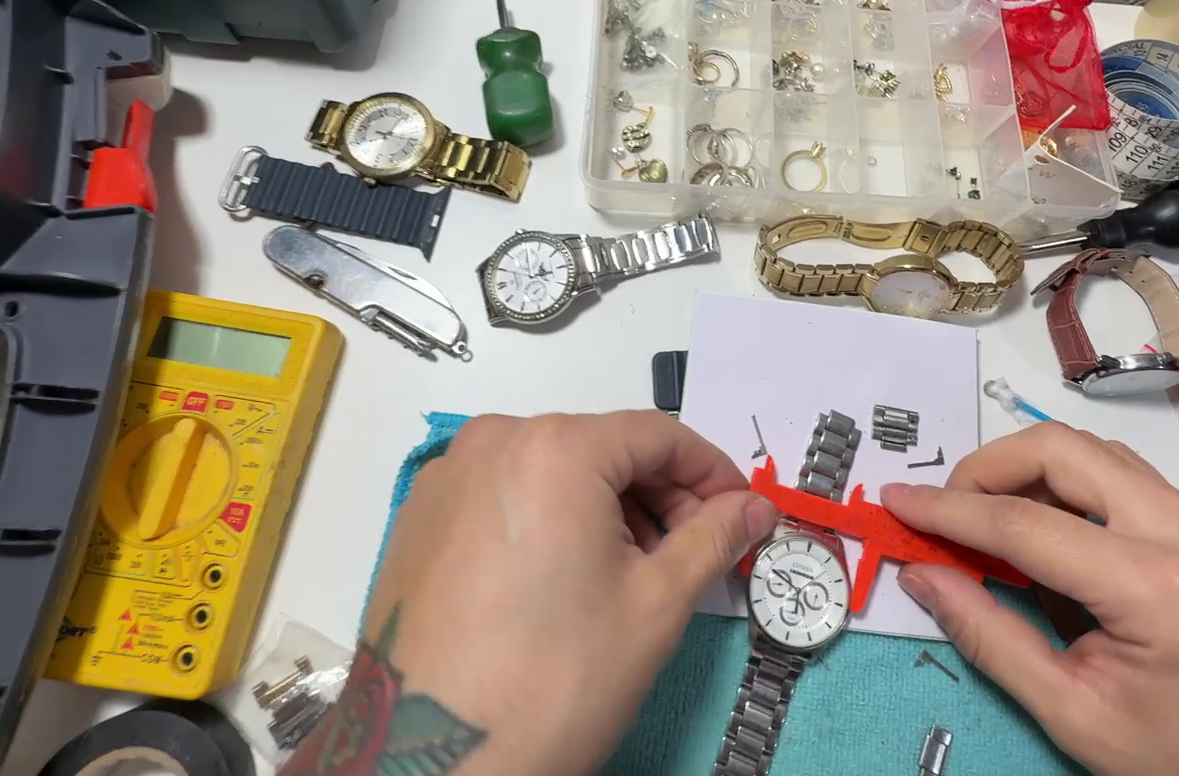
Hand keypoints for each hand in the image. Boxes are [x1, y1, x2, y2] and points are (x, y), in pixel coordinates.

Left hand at [284, 411, 775, 775]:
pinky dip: (553, 515)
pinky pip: (510, 490)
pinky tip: (567, 574)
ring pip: (556, 468)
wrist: (425, 764)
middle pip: (604, 447)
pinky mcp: (422, 511)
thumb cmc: (555, 679)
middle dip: (660, 494)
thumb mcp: (655, 604)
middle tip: (691, 551)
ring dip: (608, 506)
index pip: (658, 435)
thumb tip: (757, 506)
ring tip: (633, 569)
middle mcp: (496, 438)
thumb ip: (714, 537)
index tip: (739, 511)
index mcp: (555, 446)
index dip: (710, 471)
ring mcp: (450, 472)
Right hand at [881, 423, 1178, 775]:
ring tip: (988, 517)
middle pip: (1062, 450)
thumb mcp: (1077, 718)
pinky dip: (1066, 484)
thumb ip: (989, 637)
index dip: (948, 510)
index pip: (1026, 524)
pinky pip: (1121, 476)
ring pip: (1093, 452)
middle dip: (987, 465)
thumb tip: (920, 572)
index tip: (896, 501)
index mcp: (1161, 591)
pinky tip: (1045, 527)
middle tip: (947, 507)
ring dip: (1026, 470)